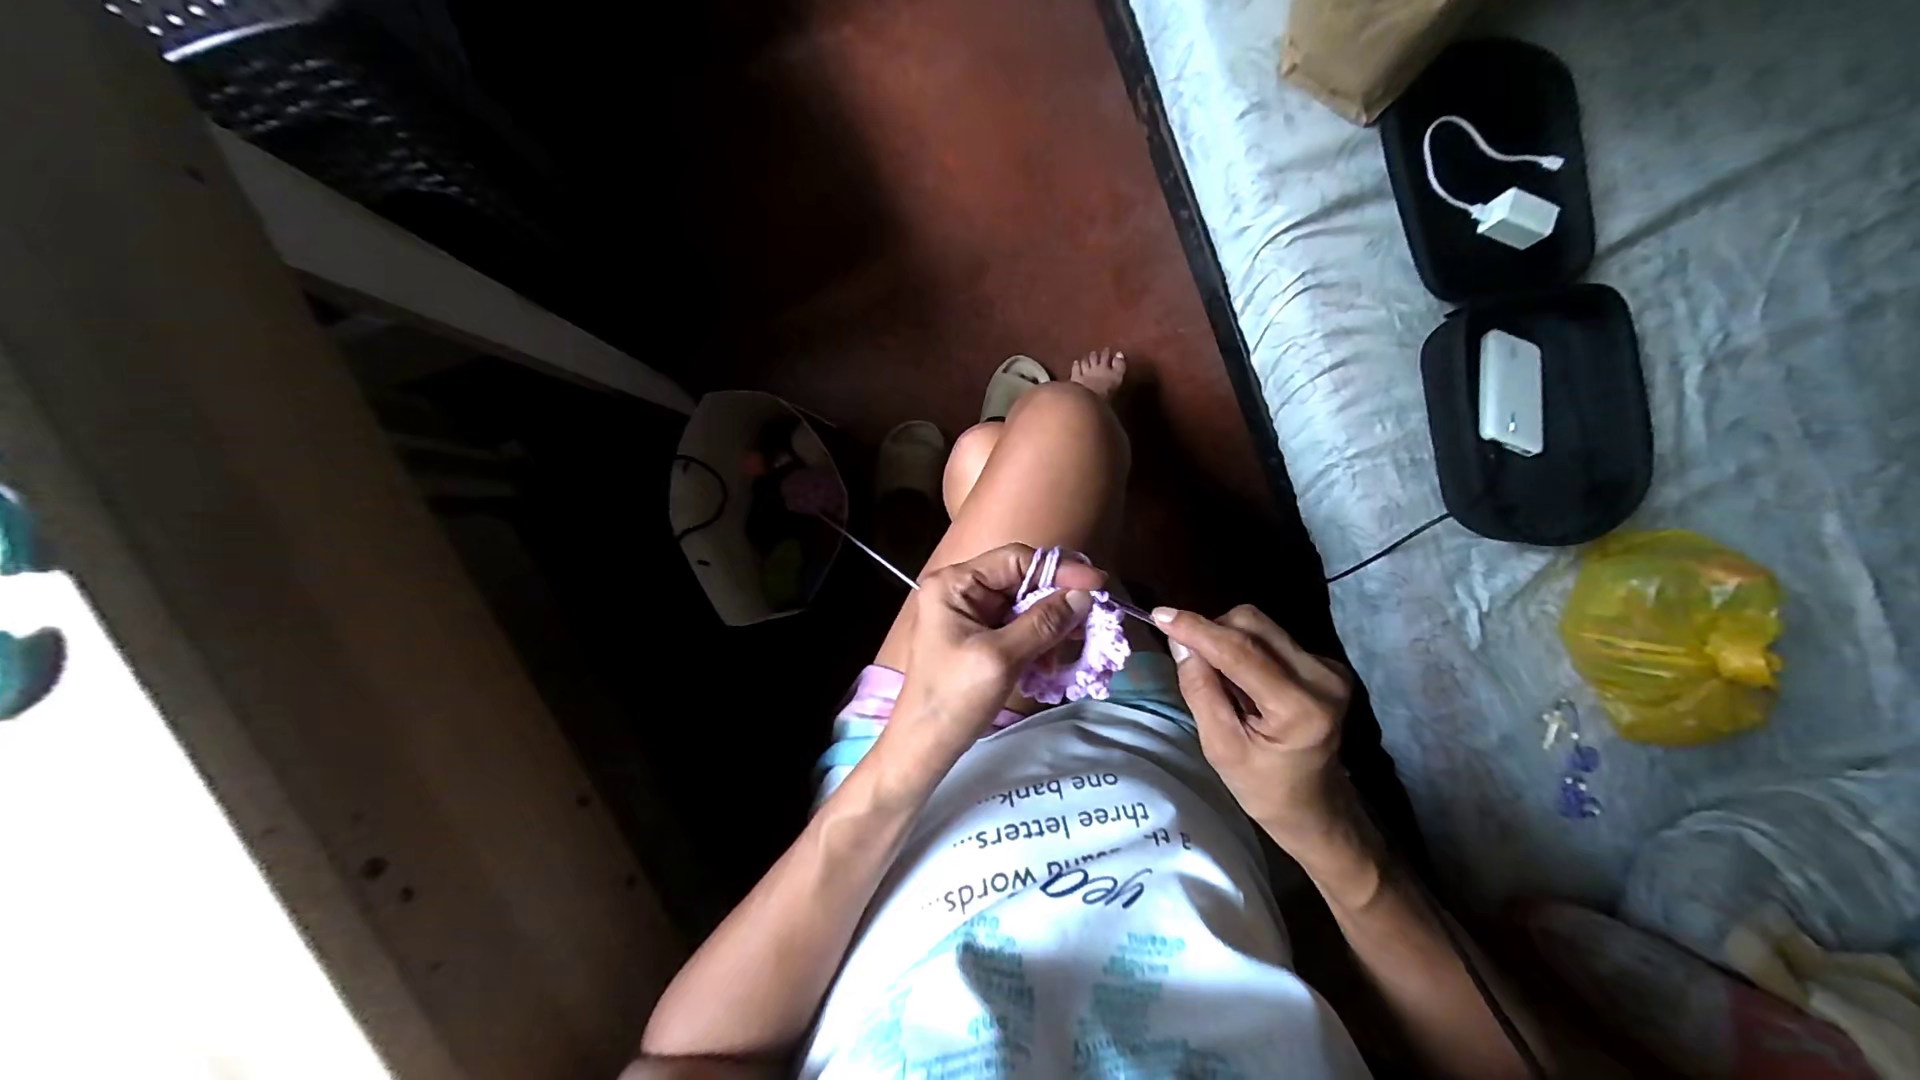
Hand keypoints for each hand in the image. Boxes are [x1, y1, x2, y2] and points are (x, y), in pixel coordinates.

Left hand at [892, 544, 1101, 749]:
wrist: (924, 746)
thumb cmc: (953, 698)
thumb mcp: (1001, 658)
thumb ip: (1043, 623)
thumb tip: (1084, 596)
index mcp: (954, 584)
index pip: (1015, 559)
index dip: (1058, 569)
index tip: (1096, 585)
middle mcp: (961, 590)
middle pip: (1022, 580)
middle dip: (1058, 599)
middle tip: (1094, 616)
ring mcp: (970, 614)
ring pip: (1025, 605)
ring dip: (1053, 624)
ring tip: (1076, 643)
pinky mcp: (980, 637)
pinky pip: (1019, 627)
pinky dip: (1040, 640)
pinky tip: (1052, 661)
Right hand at [1153, 605, 1357, 852]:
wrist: (1315, 806)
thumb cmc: (1263, 787)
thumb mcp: (1220, 748)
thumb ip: (1200, 691)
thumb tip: (1179, 642)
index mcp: (1299, 707)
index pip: (1240, 651)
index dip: (1196, 629)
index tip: (1159, 615)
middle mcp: (1322, 677)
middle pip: (1251, 624)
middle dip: (1211, 631)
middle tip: (1188, 657)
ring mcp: (1328, 668)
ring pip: (1259, 625)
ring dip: (1226, 638)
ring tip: (1217, 676)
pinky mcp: (1325, 664)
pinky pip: (1269, 636)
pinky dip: (1242, 647)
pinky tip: (1239, 679)